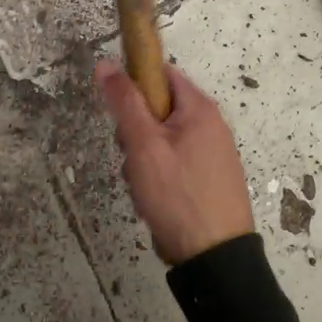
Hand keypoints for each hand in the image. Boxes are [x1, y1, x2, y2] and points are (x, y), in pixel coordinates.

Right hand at [95, 60, 255, 265]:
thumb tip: (106, 62)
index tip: (118, 109)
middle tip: (130, 153)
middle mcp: (212, 125)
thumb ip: (124, 101)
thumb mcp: (143, 144)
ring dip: (144, 155)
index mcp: (200, 108)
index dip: (134, 83)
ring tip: (141, 182)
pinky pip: (176, 161)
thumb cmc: (177, 193)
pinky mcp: (211, 180)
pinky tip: (153, 196)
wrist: (215, 260)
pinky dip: (160, 173)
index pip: (161, 72)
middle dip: (136, 128)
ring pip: (164, 138)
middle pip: (160, 107)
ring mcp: (214, 155)